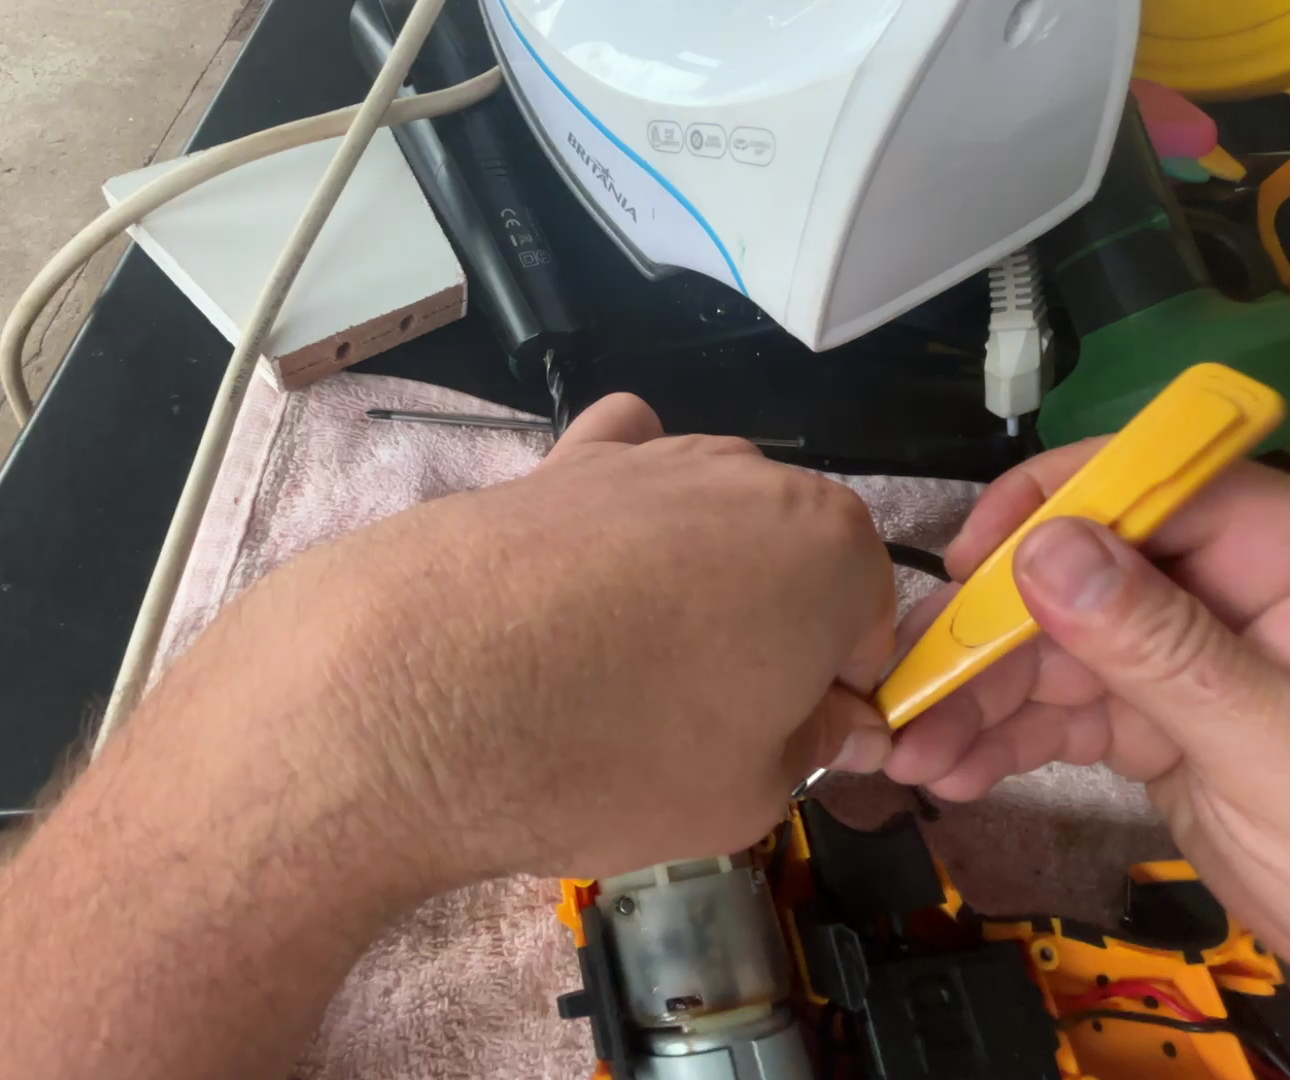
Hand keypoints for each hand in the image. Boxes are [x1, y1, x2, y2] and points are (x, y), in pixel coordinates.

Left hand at [177, 394, 896, 884]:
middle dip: (771, 628)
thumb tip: (829, 714)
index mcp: (829, 546)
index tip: (786, 734)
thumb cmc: (611, 753)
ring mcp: (648, 456)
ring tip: (623, 650)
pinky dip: (627, 500)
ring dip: (699, 575)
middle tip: (701, 705)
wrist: (417, 692)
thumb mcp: (748, 795)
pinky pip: (624, 462)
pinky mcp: (562, 458)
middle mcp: (749, 475)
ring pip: (713, 520)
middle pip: (792, 562)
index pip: (872, 625)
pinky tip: (594, 552)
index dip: (836, 690)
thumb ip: (810, 743)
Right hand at [884, 441, 1289, 1074]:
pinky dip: (1003, 738)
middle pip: (1070, 579)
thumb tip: (1043, 550)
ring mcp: (1189, 655)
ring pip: (1048, 649)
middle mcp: (1231, 591)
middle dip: (981, 639)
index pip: (1146, 487)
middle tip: (906, 694)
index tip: (961, 574)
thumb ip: (1165, 649)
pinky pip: (1060, 710)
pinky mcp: (1159, 715)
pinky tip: (957, 769)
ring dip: (974, 700)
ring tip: (914, 754)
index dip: (1041, 512)